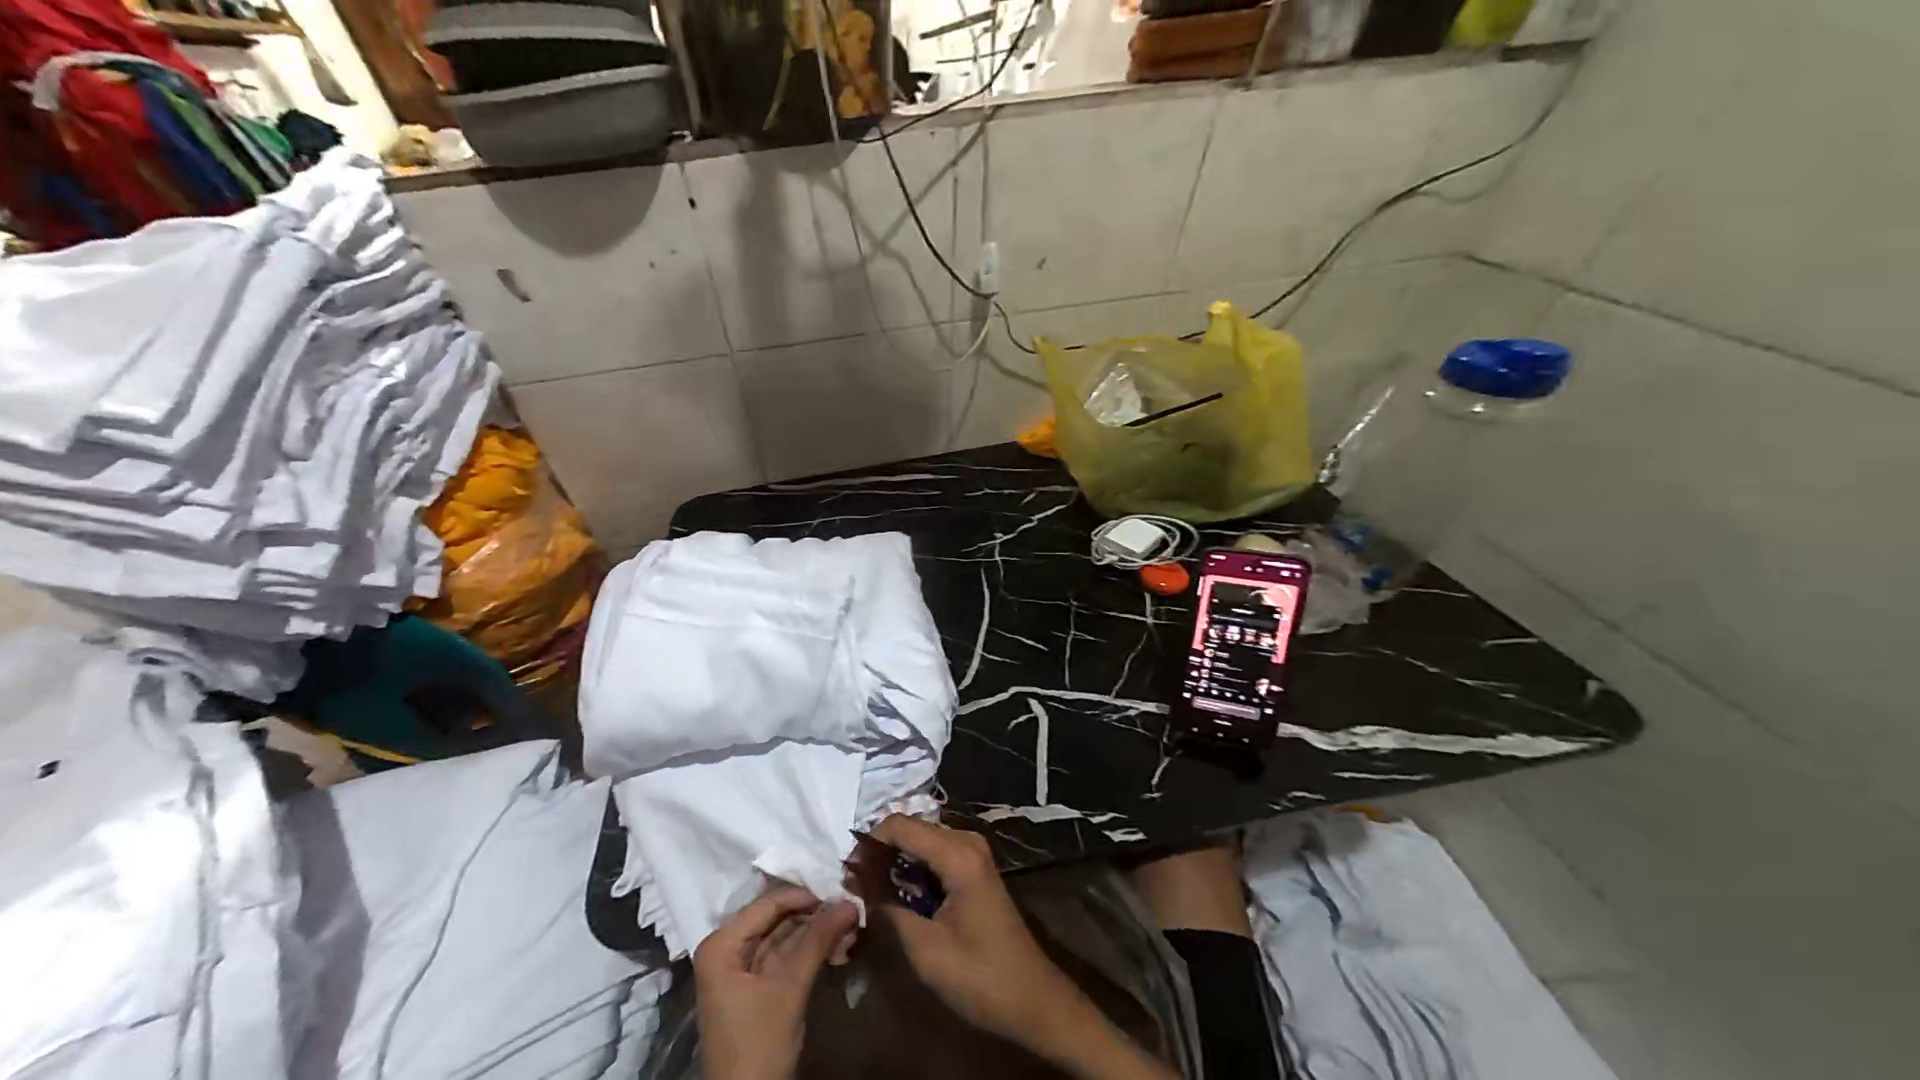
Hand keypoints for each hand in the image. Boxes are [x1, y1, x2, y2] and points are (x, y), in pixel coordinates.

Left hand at [693, 886, 859, 1079]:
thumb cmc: (758, 1044)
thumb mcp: (789, 989)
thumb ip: (818, 941)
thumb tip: (850, 902)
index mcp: (720, 945)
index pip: (767, 905)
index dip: (805, 896)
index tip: (841, 891)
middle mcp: (726, 950)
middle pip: (775, 918)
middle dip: (813, 913)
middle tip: (850, 905)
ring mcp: (740, 969)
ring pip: (783, 936)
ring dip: (815, 930)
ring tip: (851, 921)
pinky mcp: (756, 986)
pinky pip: (784, 956)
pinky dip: (809, 949)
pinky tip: (838, 942)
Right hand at [871, 816, 1175, 1079]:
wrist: (1033, 1000)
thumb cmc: (980, 977)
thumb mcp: (925, 949)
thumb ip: (887, 907)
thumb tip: (855, 877)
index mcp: (958, 854)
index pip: (900, 825)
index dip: (869, 844)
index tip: (846, 872)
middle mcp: (967, 842)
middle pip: (911, 828)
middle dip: (880, 852)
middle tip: (855, 886)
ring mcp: (973, 853)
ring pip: (921, 840)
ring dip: (894, 861)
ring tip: (871, 894)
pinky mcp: (974, 868)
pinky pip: (934, 854)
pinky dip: (912, 869)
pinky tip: (898, 896)